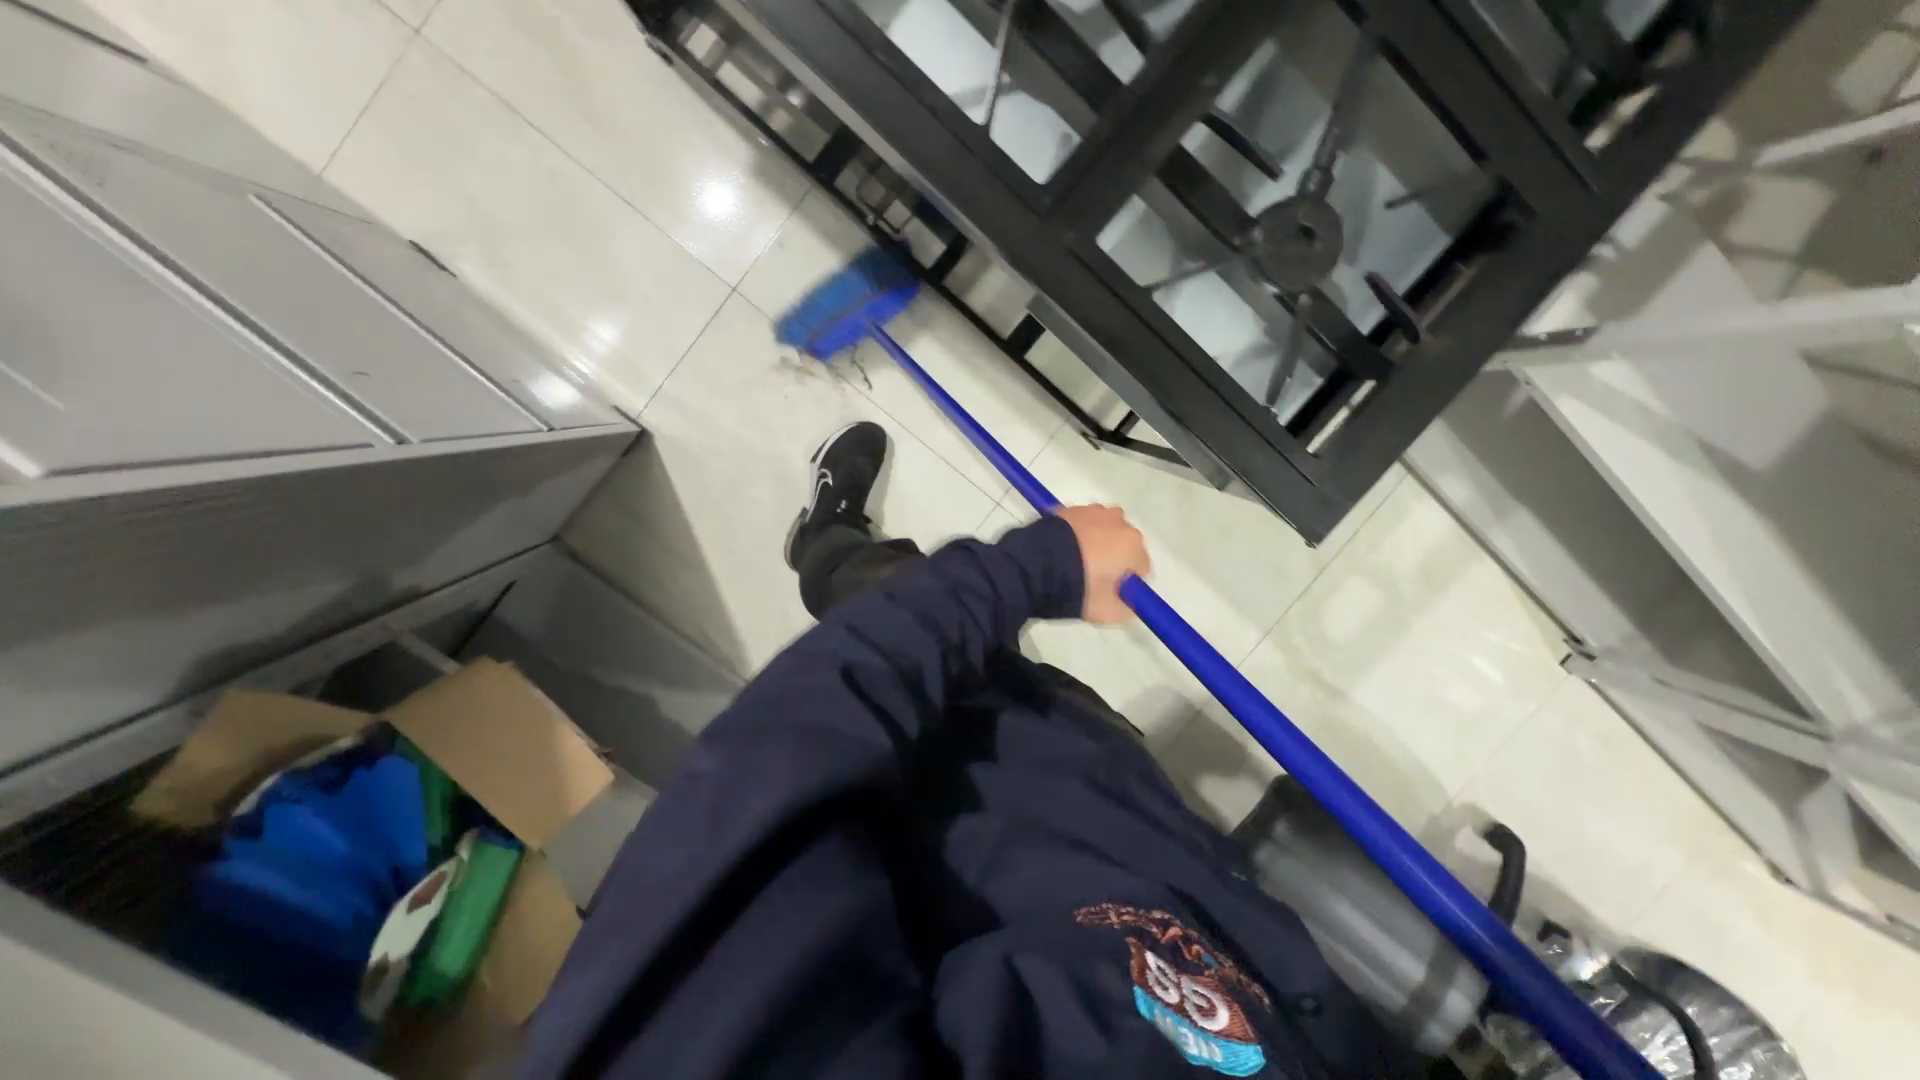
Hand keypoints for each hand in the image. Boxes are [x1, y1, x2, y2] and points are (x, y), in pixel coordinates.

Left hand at [1054, 504, 1150, 624]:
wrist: (1035, 565)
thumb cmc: (1079, 587)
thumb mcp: (1108, 612)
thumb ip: (1126, 608)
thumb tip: (1128, 602)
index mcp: (1133, 545)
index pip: (1141, 568)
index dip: (1127, 583)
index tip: (1111, 592)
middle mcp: (1119, 521)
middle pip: (1123, 544)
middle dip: (1113, 558)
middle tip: (1092, 577)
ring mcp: (1092, 511)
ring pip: (1103, 530)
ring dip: (1096, 542)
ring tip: (1075, 562)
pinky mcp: (1069, 508)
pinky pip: (1082, 524)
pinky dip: (1077, 534)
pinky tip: (1063, 550)